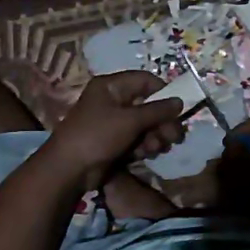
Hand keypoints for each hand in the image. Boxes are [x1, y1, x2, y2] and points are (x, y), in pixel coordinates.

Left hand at [43, 72, 185, 189]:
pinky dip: (142, 146)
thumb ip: (157, 110)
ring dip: (154, 136)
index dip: (163, 93)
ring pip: (144, 124)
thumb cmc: (98, 135)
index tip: (178, 109)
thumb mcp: (130, 120)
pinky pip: (136, 138)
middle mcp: (112, 100)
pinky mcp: (113, 141)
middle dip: (162, 121)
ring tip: (154, 149)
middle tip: (174, 138)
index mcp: (111, 86)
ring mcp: (112, 122)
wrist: (70, 169)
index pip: (144, 80)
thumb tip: (180, 101)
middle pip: (147, 105)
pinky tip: (142, 155)